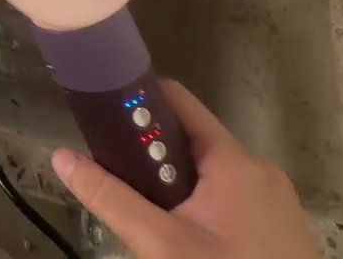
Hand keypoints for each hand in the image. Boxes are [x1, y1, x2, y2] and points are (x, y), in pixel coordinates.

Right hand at [51, 80, 319, 258]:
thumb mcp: (162, 244)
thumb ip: (110, 197)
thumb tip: (60, 157)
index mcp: (234, 161)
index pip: (175, 98)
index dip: (135, 99)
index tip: (104, 117)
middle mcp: (259, 169)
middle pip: (187, 137)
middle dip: (151, 153)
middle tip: (124, 179)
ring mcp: (275, 199)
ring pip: (205, 169)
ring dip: (172, 181)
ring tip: (152, 214)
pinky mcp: (281, 226)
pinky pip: (227, 194)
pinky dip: (199, 202)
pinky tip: (187, 236)